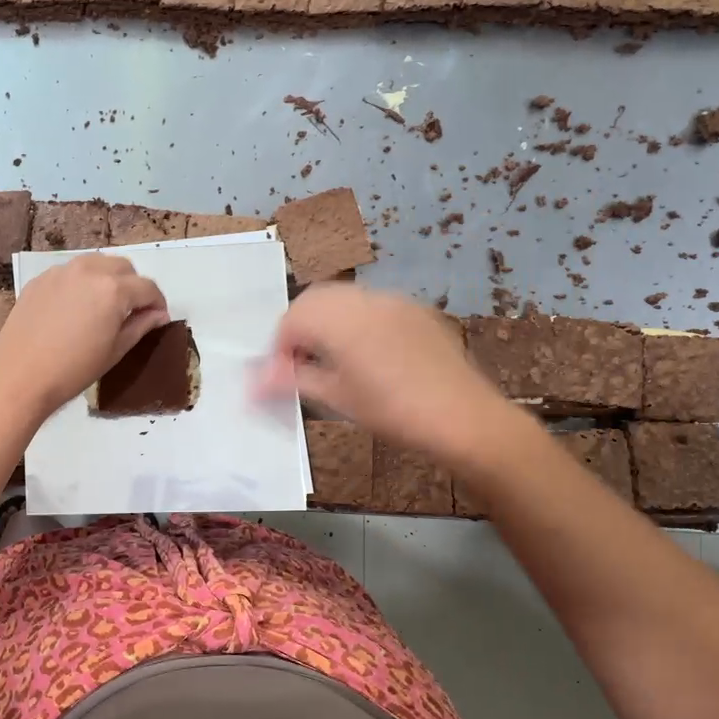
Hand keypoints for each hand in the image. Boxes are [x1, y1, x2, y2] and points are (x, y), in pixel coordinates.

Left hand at [0, 254, 169, 422]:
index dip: (157, 303)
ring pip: (95, 263)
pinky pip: (70, 272)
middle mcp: (89, 270)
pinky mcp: (40, 280)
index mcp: (114, 289)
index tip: (158, 318)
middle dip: (133, 286)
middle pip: (123, 268)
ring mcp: (61, 272)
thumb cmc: (73, 370)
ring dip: (108, 278)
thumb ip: (140, 326)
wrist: (20, 376)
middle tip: (132, 311)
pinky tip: (76, 307)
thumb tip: (157, 314)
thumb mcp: (115, 351)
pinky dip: (81, 282)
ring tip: (105, 305)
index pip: (147, 288)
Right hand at [260, 284, 529, 466]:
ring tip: (330, 360)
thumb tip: (252, 383)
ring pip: (344, 299)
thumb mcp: (336, 398)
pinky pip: (372, 306)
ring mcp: (394, 303)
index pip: (290, 319)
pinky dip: (355, 321)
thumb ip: (292, 381)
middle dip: (299, 328)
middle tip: (299, 364)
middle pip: (315, 300)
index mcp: (340, 320)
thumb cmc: (393, 411)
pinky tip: (365, 356)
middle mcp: (365, 300)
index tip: (280, 378)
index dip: (278, 349)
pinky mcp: (416, 312)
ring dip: (326, 322)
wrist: (466, 419)